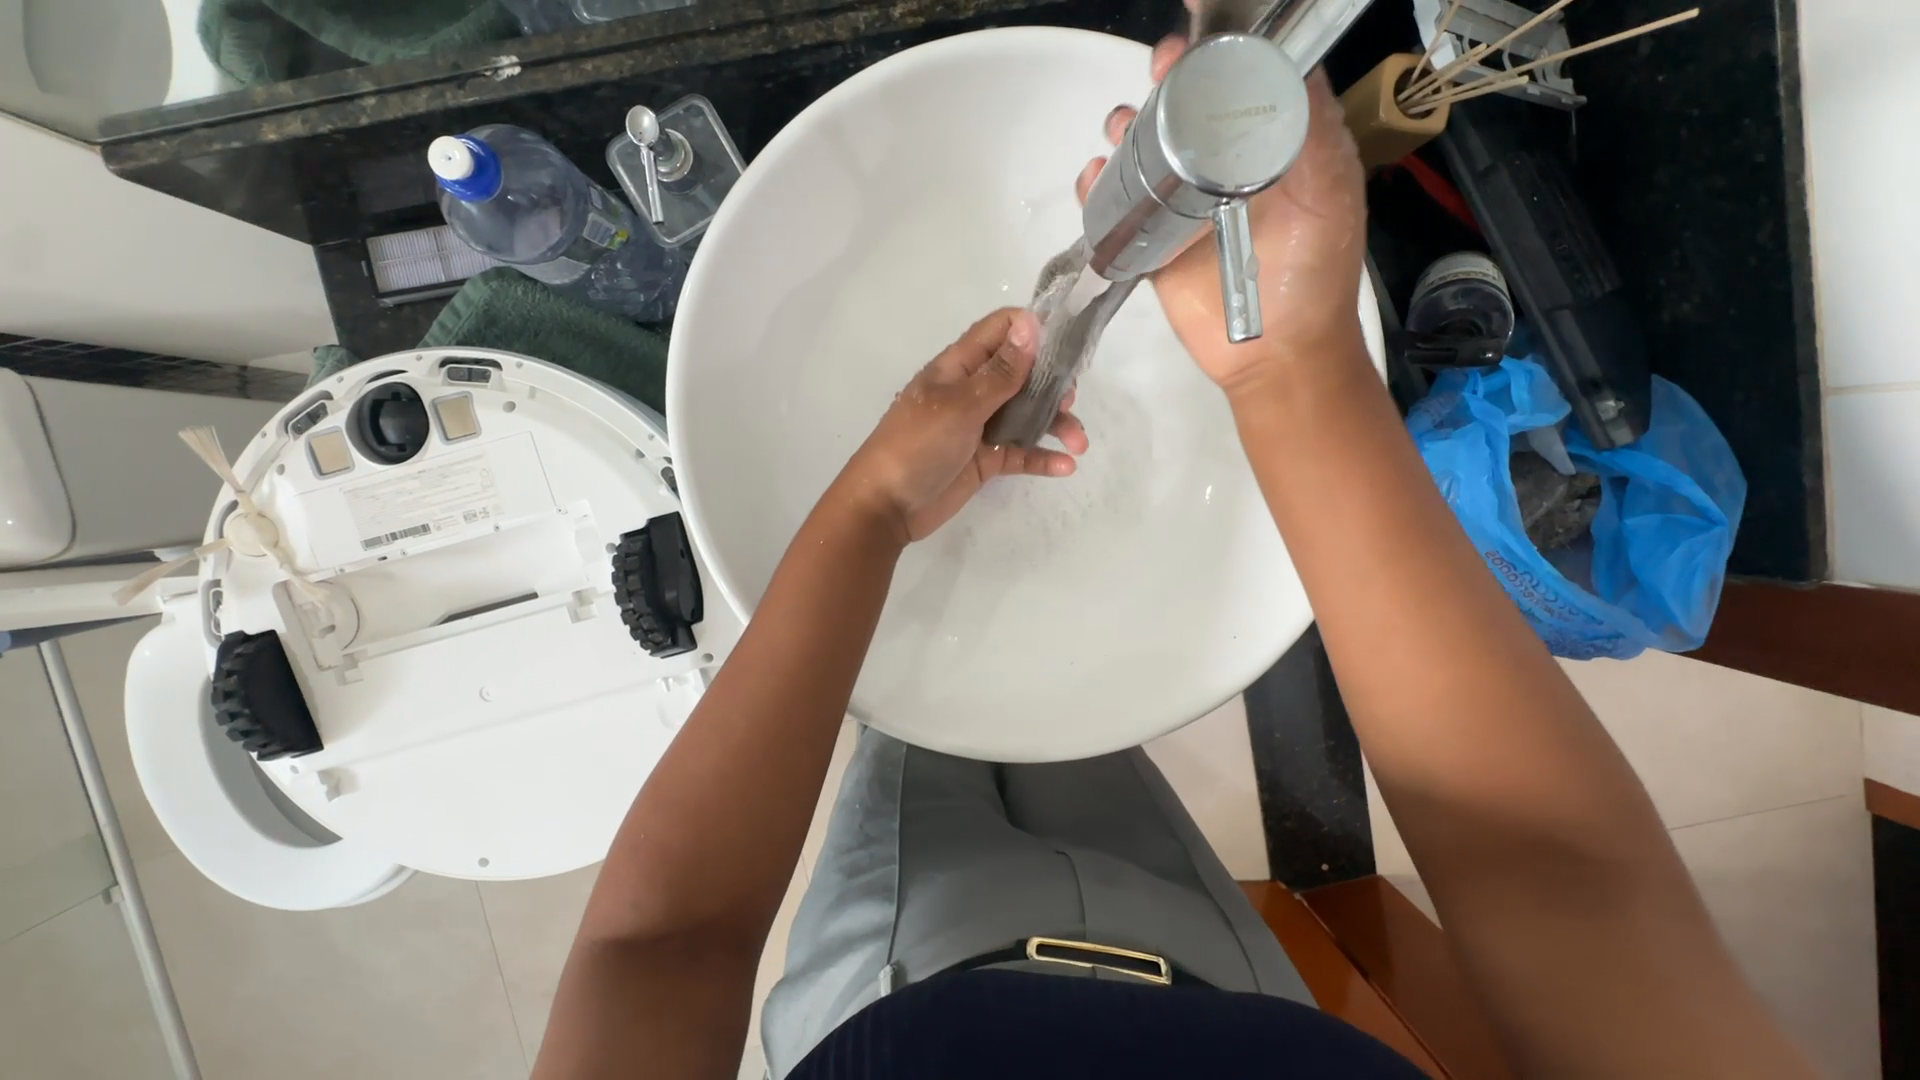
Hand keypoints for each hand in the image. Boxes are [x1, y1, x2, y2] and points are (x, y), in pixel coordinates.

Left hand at [834, 308, 1087, 542]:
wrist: (886, 505)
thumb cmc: (916, 445)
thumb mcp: (960, 405)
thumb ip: (1000, 371)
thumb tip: (1030, 324)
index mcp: (959, 367)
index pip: (1000, 331)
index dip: (1032, 330)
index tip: (1065, 343)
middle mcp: (973, 391)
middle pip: (1023, 374)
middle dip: (1053, 383)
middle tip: (1069, 400)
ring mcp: (980, 427)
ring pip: (1028, 415)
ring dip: (1056, 424)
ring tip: (1079, 442)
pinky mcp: (986, 460)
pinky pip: (1022, 453)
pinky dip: (1043, 457)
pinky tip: (1066, 466)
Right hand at [1075, 36, 1368, 392]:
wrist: (1273, 355)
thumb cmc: (1311, 275)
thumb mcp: (1328, 193)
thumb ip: (1311, 131)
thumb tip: (1284, 61)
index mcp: (1270, 146)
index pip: (1240, 80)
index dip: (1216, 52)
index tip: (1197, 35)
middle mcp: (1223, 166)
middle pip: (1184, 108)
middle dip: (1165, 81)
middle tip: (1158, 75)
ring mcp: (1183, 205)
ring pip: (1144, 150)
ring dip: (1125, 128)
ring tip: (1120, 130)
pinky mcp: (1152, 244)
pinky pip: (1115, 208)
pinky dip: (1095, 188)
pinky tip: (1093, 179)